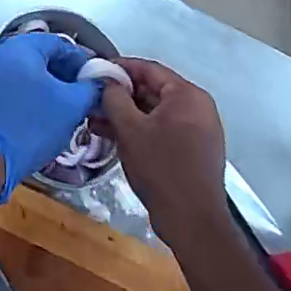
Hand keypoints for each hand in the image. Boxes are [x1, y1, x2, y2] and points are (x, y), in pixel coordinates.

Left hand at [0, 33, 98, 203]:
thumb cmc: (31, 125)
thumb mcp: (70, 106)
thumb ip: (89, 89)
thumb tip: (97, 83)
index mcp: (22, 47)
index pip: (60, 43)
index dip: (82, 60)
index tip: (95, 78)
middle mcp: (3, 54)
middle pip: (43, 55)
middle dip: (67, 74)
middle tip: (83, 93)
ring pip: (29, 73)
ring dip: (51, 86)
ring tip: (67, 107)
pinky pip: (16, 86)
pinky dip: (33, 95)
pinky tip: (45, 115)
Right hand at [95, 58, 229, 248]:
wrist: (193, 223)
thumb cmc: (161, 168)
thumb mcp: (130, 129)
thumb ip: (115, 98)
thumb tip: (108, 82)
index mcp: (187, 95)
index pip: (149, 69)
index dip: (120, 68)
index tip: (95, 71)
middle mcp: (197, 107)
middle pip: (152, 90)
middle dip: (120, 95)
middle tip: (92, 99)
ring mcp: (198, 130)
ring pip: (155, 112)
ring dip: (126, 115)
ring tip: (95, 120)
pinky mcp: (193, 150)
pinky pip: (162, 129)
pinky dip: (140, 130)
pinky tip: (114, 137)